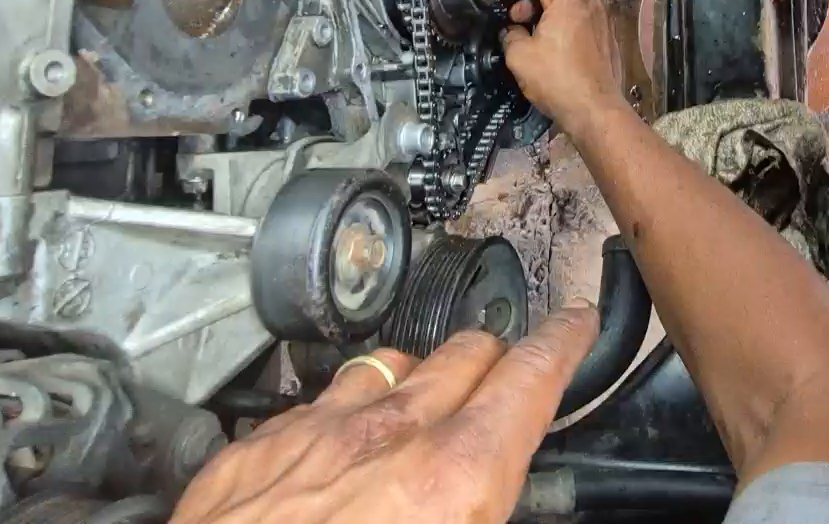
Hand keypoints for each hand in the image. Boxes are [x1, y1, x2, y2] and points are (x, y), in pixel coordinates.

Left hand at [170, 307, 598, 523]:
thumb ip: (483, 509)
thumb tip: (489, 497)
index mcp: (454, 481)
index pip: (532, 374)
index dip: (565, 341)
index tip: (577, 324)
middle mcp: (391, 436)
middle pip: (471, 350)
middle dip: (497, 362)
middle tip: (500, 393)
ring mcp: (315, 433)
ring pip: (400, 362)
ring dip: (424, 383)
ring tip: (421, 421)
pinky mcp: (251, 450)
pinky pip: (323, 397)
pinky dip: (348, 412)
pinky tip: (337, 456)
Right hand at [499, 0, 626, 133]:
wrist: (595, 109)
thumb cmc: (558, 80)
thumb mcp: (519, 55)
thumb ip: (510, 34)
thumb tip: (511, 32)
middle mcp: (589, 3)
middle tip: (515, 17)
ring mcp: (601, 20)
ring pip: (569, 3)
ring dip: (547, 11)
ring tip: (530, 32)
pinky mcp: (606, 38)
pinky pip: (581, 20)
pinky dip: (563, 23)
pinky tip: (551, 45)